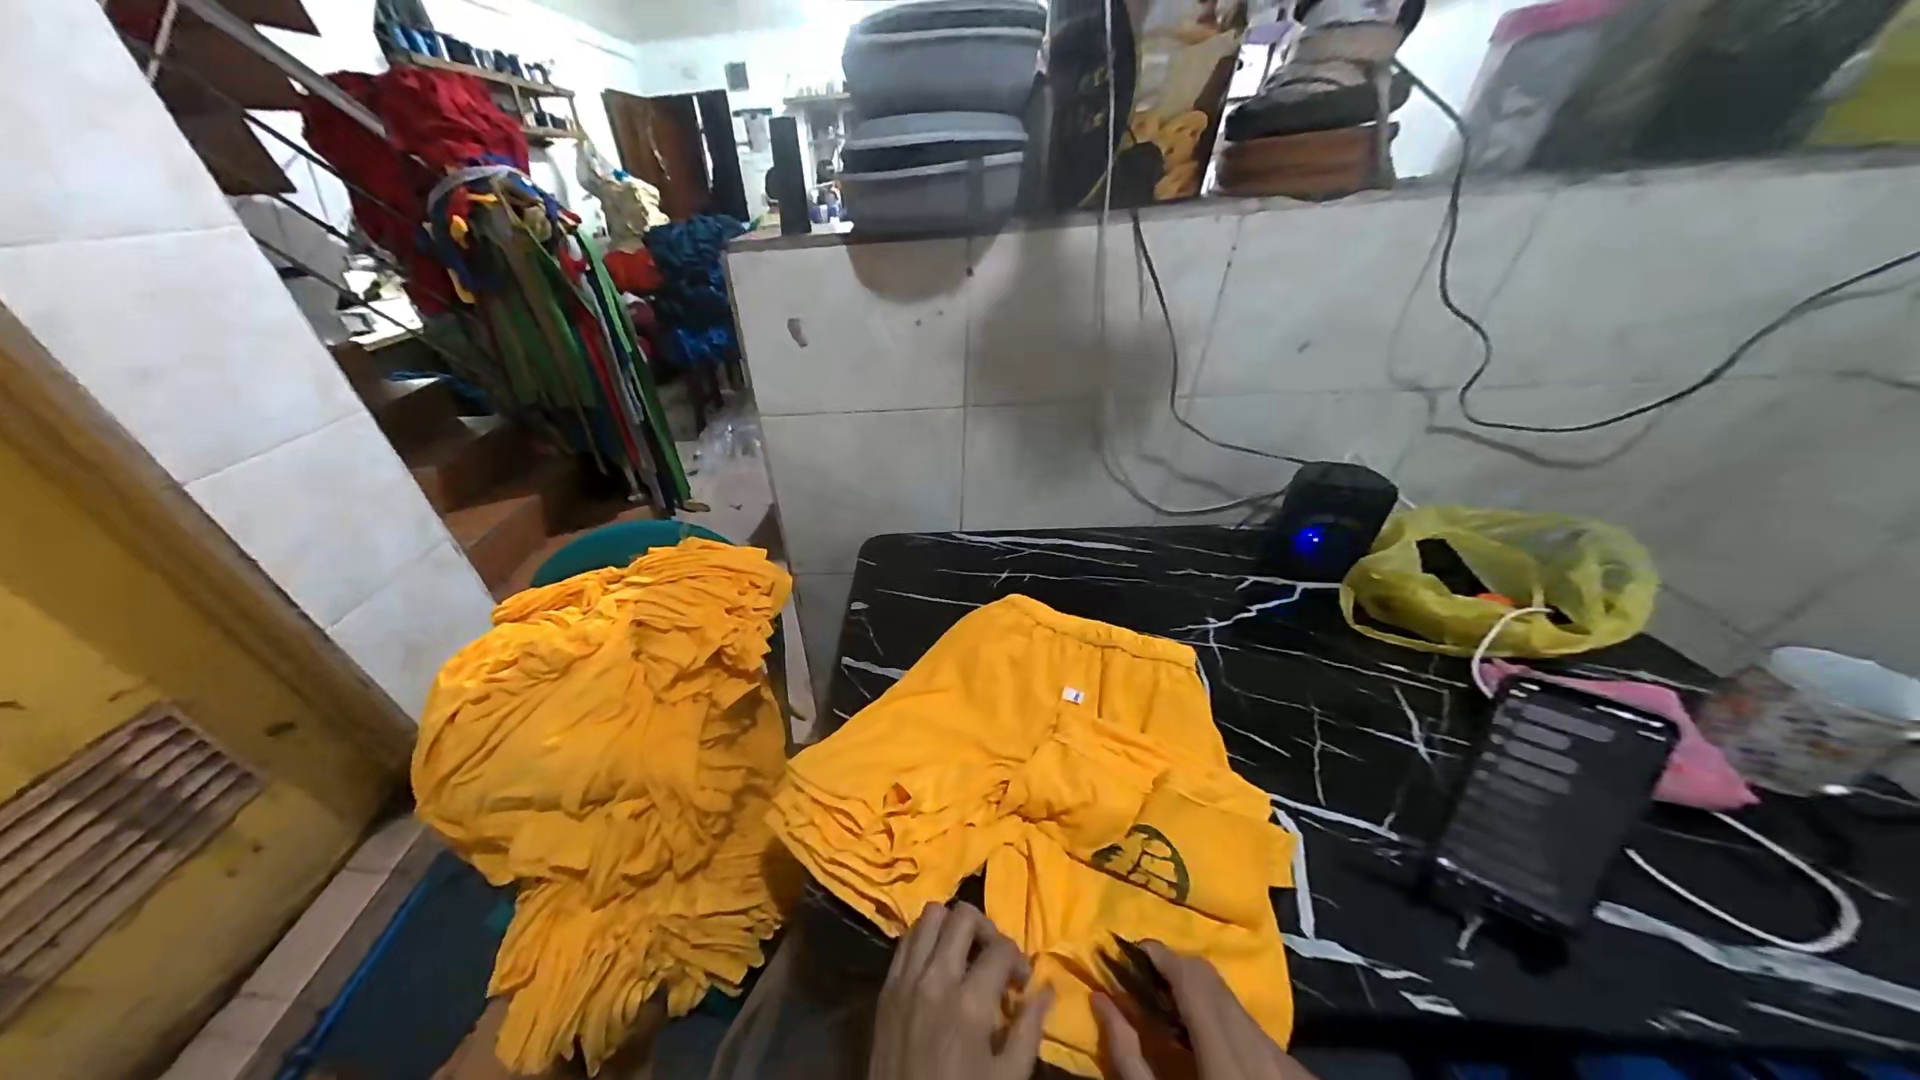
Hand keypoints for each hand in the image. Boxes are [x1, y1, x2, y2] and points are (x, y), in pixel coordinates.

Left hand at [870, 902, 1055, 1079]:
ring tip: (964, 952)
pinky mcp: (886, 987)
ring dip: (952, 926)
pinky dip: (925, 939)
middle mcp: (936, 978)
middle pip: (963, 915)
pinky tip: (937, 963)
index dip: (1018, 960)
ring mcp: (906, 979)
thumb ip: (1029, 1029)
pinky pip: (906, 939)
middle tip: (993, 957)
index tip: (1021, 982)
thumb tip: (1047, 988)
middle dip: (986, 929)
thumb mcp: (1008, 1078)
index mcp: (970, 1003)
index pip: (1001, 948)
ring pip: (929, 915)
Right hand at [1094, 941, 1316, 1079]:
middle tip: (1140, 982)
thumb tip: (1100, 998)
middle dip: (1172, 970)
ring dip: (1196, 995)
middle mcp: (1262, 1050)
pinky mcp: (1299, 1074)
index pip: (1192, 978)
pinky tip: (1205, 1050)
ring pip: (1233, 1001)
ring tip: (1167, 1015)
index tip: (1128, 952)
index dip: (1160, 955)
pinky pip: (1252, 1028)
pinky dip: (1221, 1021)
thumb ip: (1127, 1054)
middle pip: (1211, 979)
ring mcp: (1287, 1062)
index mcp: (1226, 1062)